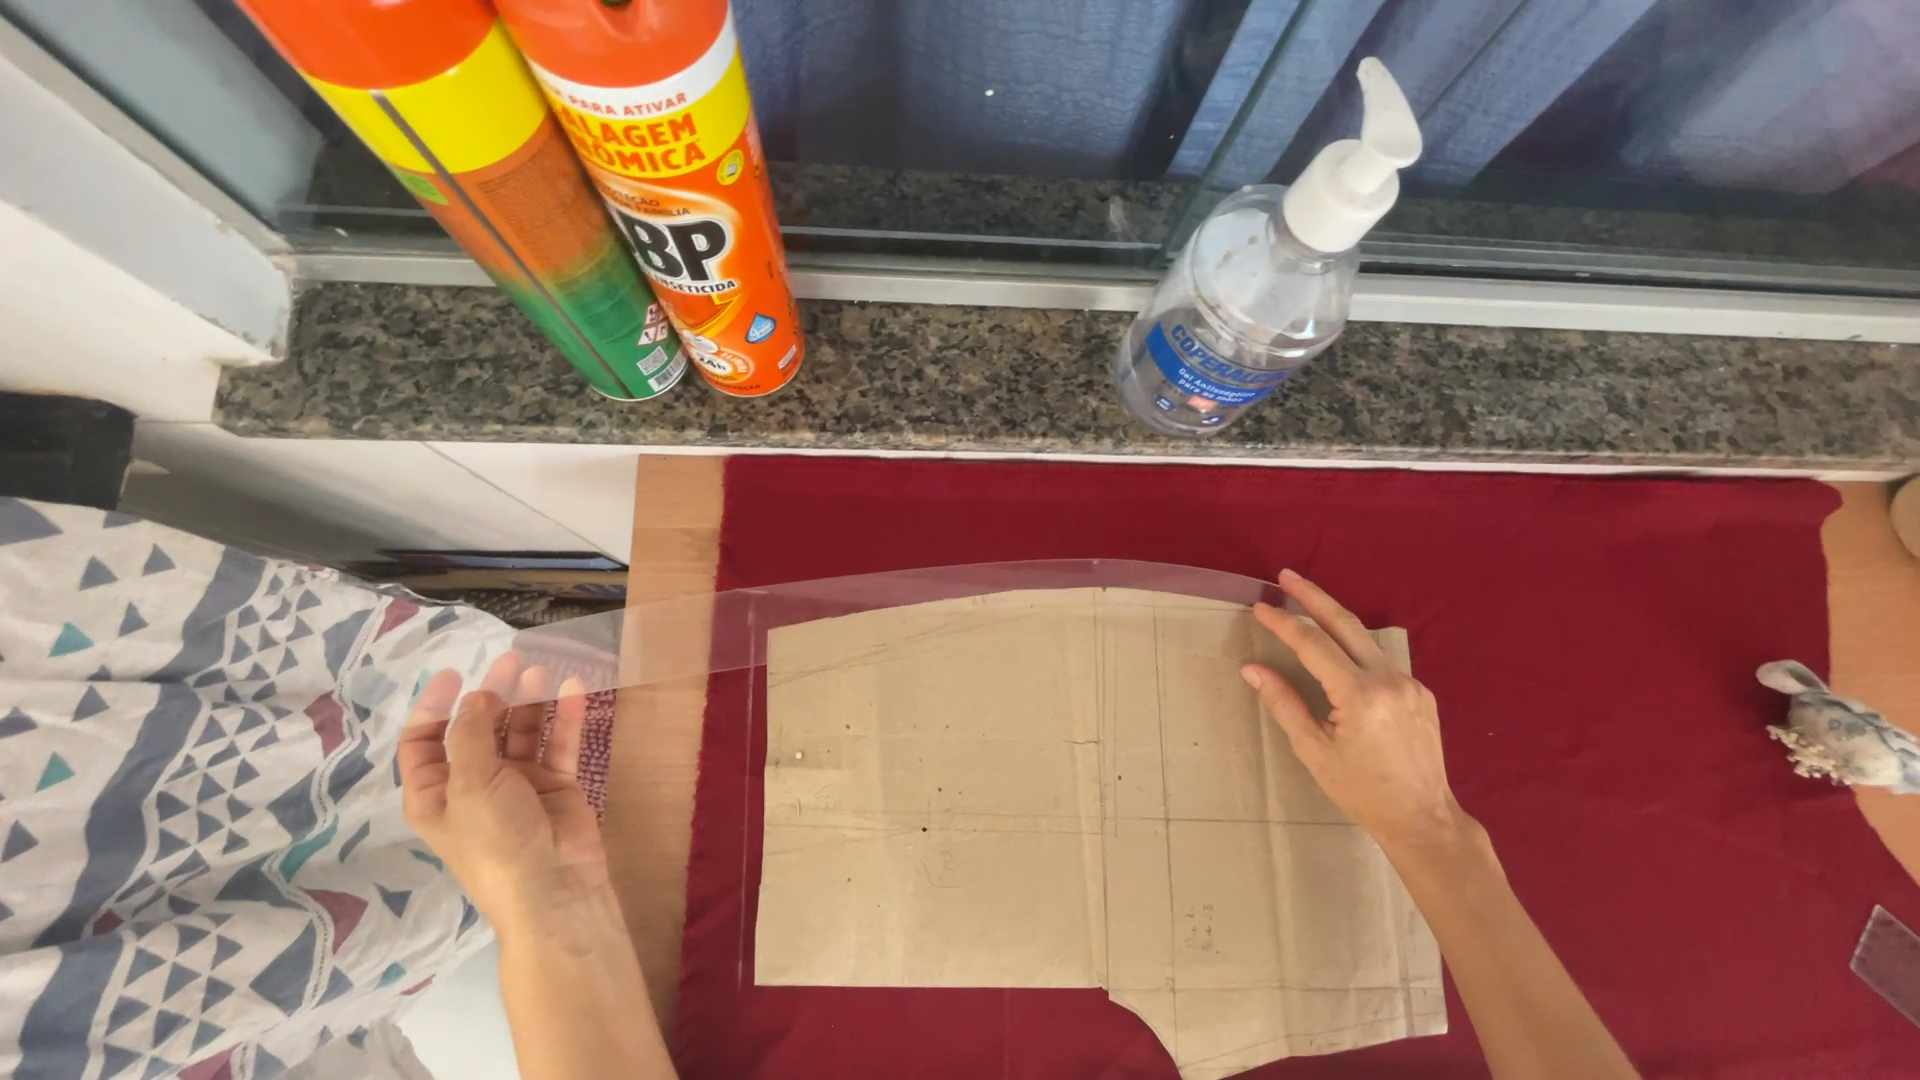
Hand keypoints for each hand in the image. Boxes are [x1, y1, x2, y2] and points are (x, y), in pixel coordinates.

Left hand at [398, 652, 608, 930]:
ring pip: (522, 731)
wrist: (554, 885)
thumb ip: (471, 735)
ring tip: (541, 669)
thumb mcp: (469, 786)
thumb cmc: (497, 840)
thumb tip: (477, 696)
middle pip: (479, 728)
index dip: (433, 707)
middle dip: (492, 694)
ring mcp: (519, 783)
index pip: (424, 741)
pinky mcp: (557, 783)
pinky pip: (560, 742)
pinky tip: (575, 689)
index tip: (453, 674)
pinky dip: (566, 716)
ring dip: (530, 700)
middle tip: (511, 660)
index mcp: (436, 793)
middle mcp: (475, 784)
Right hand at [1241, 569, 1468, 852]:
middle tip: (1286, 576)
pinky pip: (1379, 660)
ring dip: (1333, 618)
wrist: (1423, 818)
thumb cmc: (1360, 790)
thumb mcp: (1313, 750)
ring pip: (1365, 639)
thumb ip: (1283, 703)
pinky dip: (1353, 648)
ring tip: (1307, 602)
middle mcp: (1388, 680)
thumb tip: (1252, 668)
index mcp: (1359, 695)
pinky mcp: (1420, 692)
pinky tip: (1337, 651)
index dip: (1283, 623)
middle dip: (1313, 596)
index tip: (1259, 607)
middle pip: (1345, 623)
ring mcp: (1409, 683)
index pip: (1313, 644)